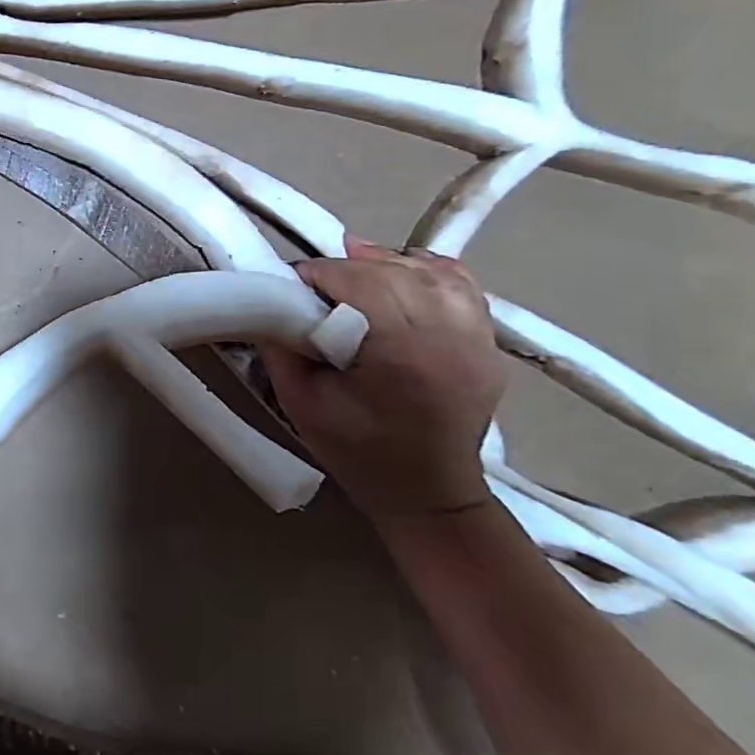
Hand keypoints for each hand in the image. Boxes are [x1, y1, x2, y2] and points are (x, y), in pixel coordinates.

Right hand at [260, 235, 506, 520]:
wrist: (427, 491)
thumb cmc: (356, 449)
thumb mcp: (298, 400)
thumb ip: (281, 345)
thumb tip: (269, 300)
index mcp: (400, 351)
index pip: (355, 281)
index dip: (315, 274)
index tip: (288, 285)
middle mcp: (447, 334)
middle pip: (390, 271)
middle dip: (344, 267)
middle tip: (311, 284)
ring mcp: (475, 336)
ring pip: (426, 271)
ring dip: (383, 263)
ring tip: (351, 269)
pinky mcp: (486, 340)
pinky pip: (459, 283)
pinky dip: (426, 269)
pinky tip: (399, 271)